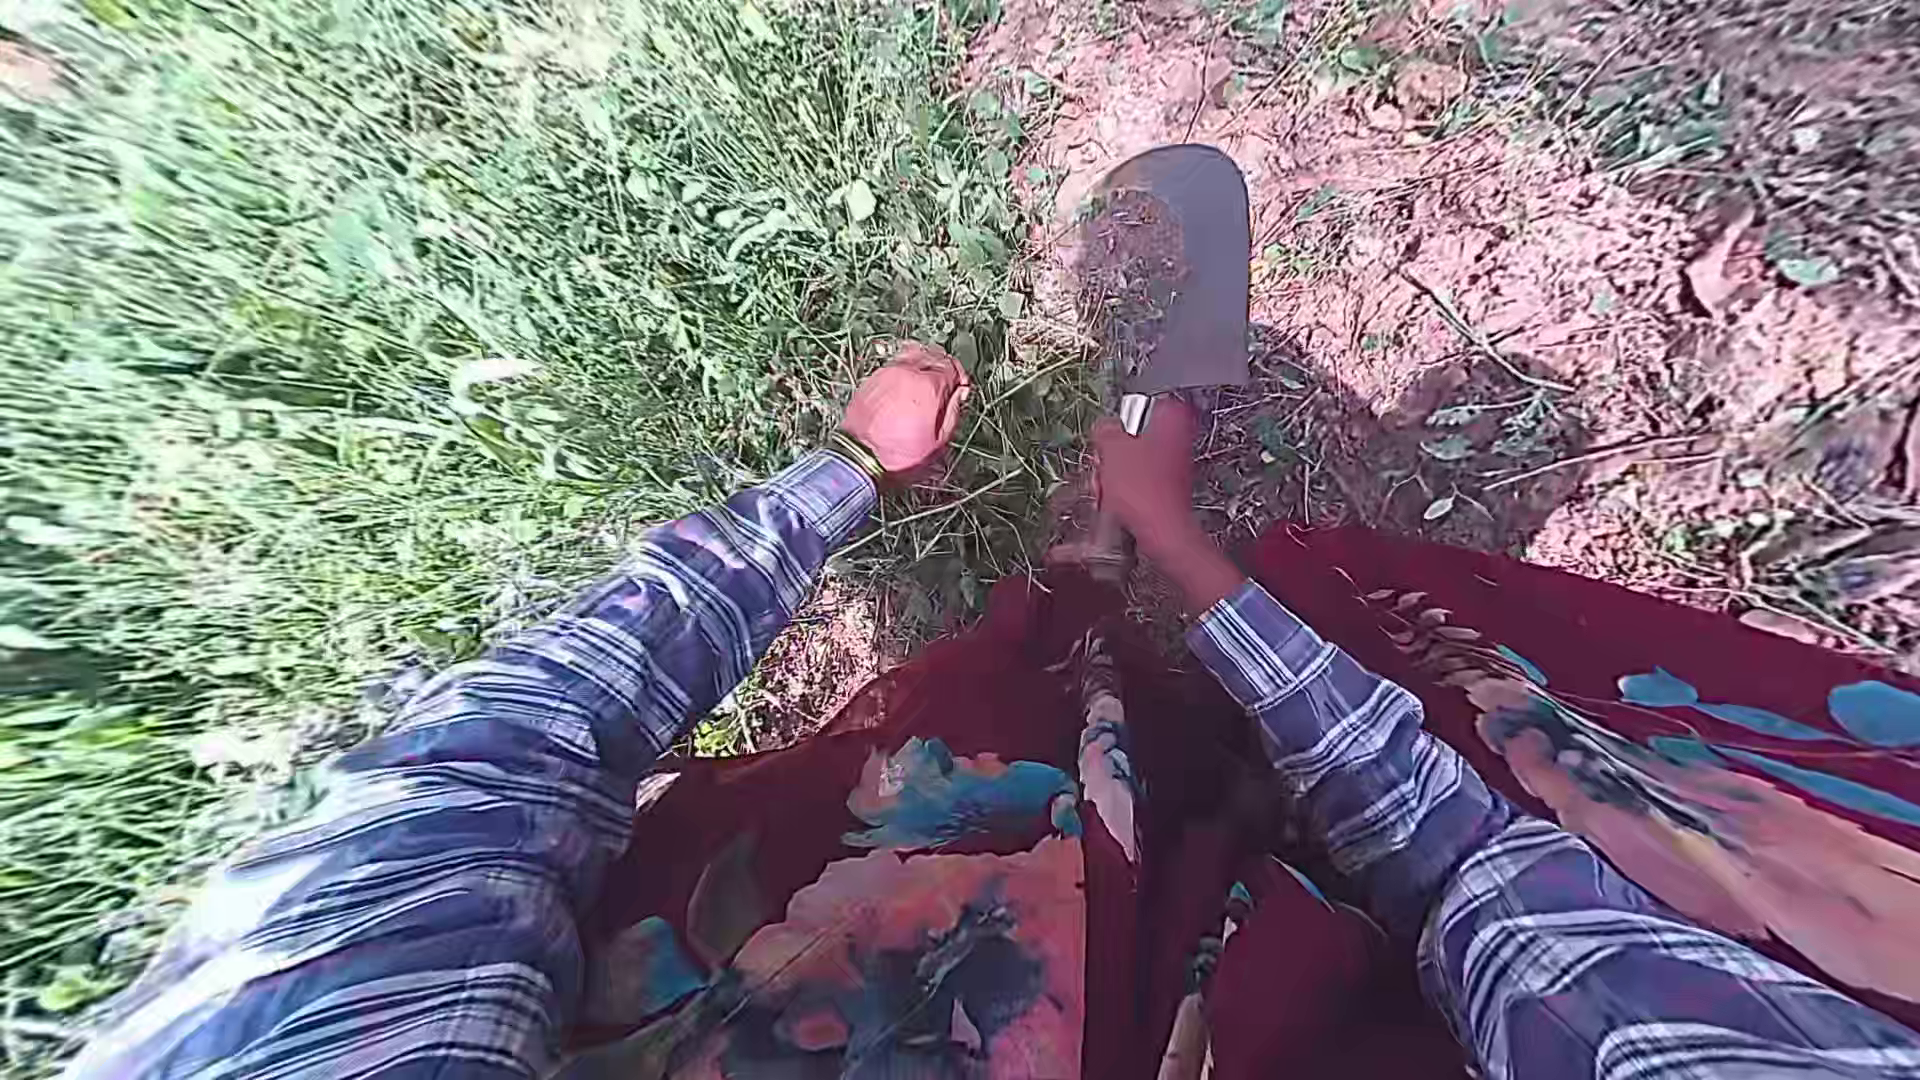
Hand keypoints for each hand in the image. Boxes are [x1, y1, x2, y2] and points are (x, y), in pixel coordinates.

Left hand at [841, 342, 970, 477]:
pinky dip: (907, 366)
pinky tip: (910, 380)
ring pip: (913, 353)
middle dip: (945, 367)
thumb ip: (953, 413)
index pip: (952, 367)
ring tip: (930, 378)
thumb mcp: (938, 442)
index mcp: (928, 387)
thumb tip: (959, 396)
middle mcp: (908, 373)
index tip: (960, 388)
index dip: (960, 377)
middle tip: (948, 382)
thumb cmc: (895, 455)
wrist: (860, 457)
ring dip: (926, 362)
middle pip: (934, 355)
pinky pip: (896, 361)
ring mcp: (888, 373)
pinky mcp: (873, 378)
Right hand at [1093, 397, 1243, 612]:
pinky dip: (1123, 490)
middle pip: (1135, 435)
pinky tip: (1114, 500)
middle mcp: (1179, 439)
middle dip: (1114, 450)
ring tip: (1105, 486)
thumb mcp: (1112, 450)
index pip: (1146, 402)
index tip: (1110, 430)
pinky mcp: (1167, 490)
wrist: (1160, 532)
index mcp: (1172, 419)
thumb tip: (1104, 427)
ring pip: (1134, 460)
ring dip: (1114, 472)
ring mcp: (1175, 467)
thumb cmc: (1142, 489)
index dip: (1123, 417)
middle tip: (1104, 461)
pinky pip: (1137, 482)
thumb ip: (1106, 430)